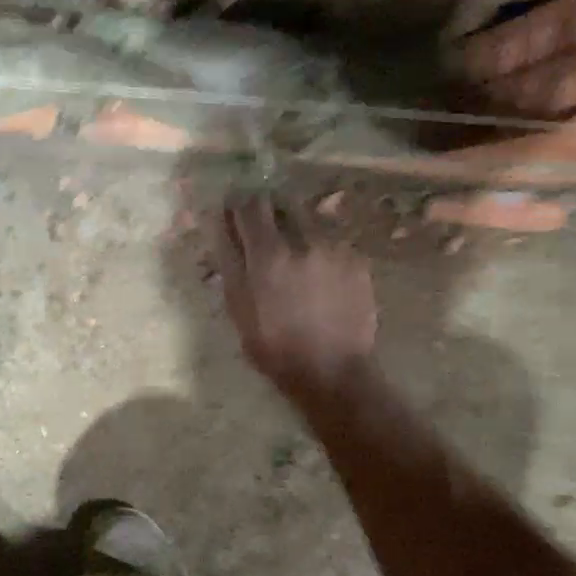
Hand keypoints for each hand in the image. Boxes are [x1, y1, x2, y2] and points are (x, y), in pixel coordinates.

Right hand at [212, 199, 376, 392]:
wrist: (332, 371)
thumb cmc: (274, 347)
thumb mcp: (238, 308)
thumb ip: (229, 262)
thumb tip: (218, 226)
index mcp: (268, 254)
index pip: (249, 205)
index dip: (238, 206)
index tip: (233, 215)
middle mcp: (304, 240)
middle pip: (283, 204)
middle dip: (269, 214)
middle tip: (263, 238)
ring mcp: (335, 248)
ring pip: (310, 222)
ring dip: (296, 232)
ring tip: (293, 262)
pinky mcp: (358, 261)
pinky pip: (332, 243)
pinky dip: (320, 252)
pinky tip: (318, 279)